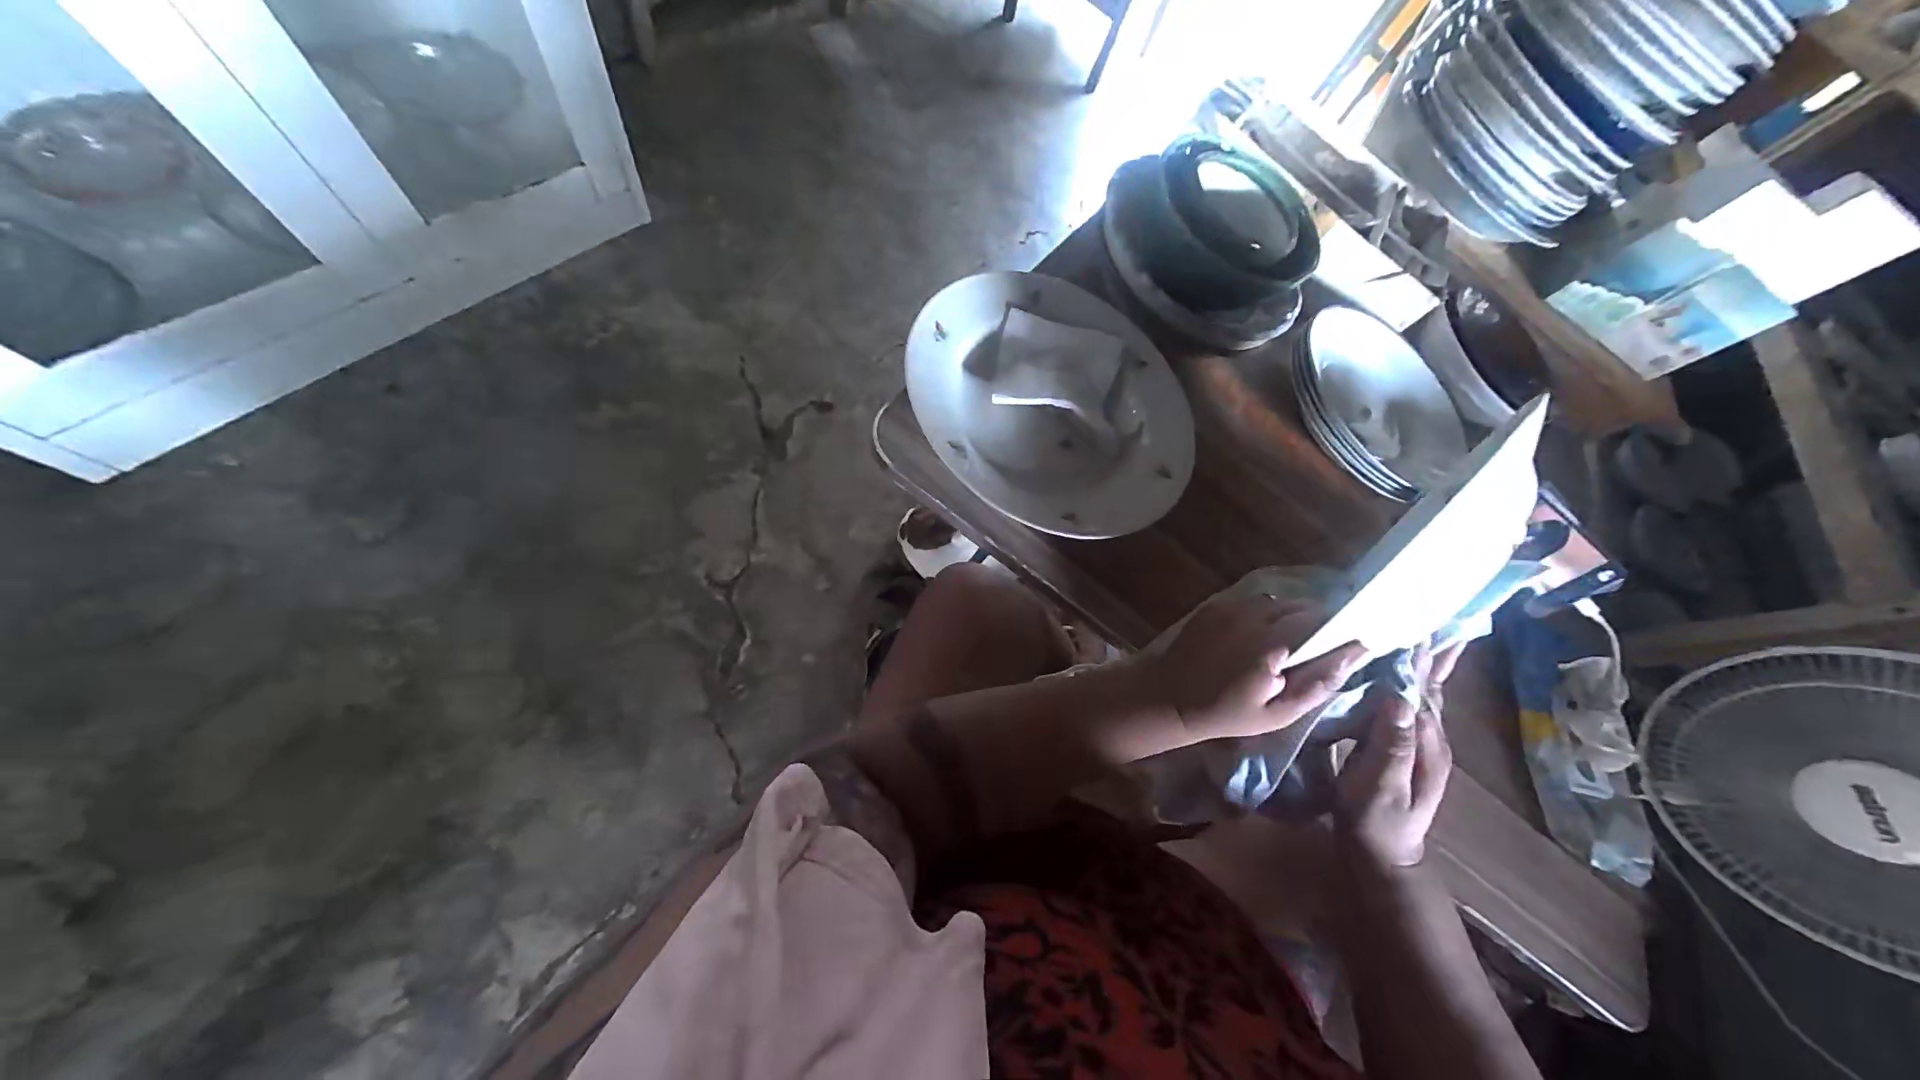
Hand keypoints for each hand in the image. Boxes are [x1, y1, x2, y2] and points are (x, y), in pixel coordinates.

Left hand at [1143, 596, 1366, 741]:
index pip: (1322, 618)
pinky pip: (1253, 603)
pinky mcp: (1215, 606)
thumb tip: (1358, 652)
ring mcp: (1229, 607)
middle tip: (1322, 646)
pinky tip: (1261, 636)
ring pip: (1279, 602)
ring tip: (1291, 642)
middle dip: (1319, 622)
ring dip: (1291, 617)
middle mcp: (1250, 616)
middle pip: (1301, 605)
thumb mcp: (1278, 713)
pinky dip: (1265, 615)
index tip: (1354, 638)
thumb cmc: (1225, 713)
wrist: (1168, 697)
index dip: (1341, 626)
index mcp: (1269, 644)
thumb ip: (1319, 682)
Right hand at [1334, 644, 1461, 867]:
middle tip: (1433, 618)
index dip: (1420, 661)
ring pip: (1420, 695)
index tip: (1418, 628)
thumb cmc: (1376, 822)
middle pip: (1432, 689)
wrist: (1381, 856)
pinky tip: (1390, 672)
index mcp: (1428, 745)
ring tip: (1418, 633)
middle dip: (1432, 655)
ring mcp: (1417, 744)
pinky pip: (1402, 706)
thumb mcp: (1381, 786)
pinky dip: (1401, 683)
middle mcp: (1430, 739)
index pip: (1425, 692)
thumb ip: (1392, 745)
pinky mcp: (1399, 747)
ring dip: (1420, 665)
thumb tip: (1398, 699)